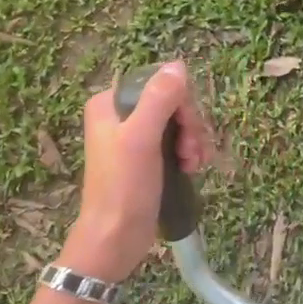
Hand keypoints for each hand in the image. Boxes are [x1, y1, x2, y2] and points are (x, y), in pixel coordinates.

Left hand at [60, 61, 215, 282]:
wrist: (115, 239)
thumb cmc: (123, 187)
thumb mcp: (141, 138)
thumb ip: (159, 99)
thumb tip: (178, 65)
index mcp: (109, 103)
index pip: (157, 82)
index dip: (180, 100)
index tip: (186, 126)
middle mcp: (119, 115)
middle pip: (171, 102)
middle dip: (188, 125)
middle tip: (191, 151)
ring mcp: (133, 138)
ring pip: (177, 122)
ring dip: (192, 140)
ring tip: (193, 164)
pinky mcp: (145, 159)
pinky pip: (176, 141)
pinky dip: (189, 152)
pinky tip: (192, 168)